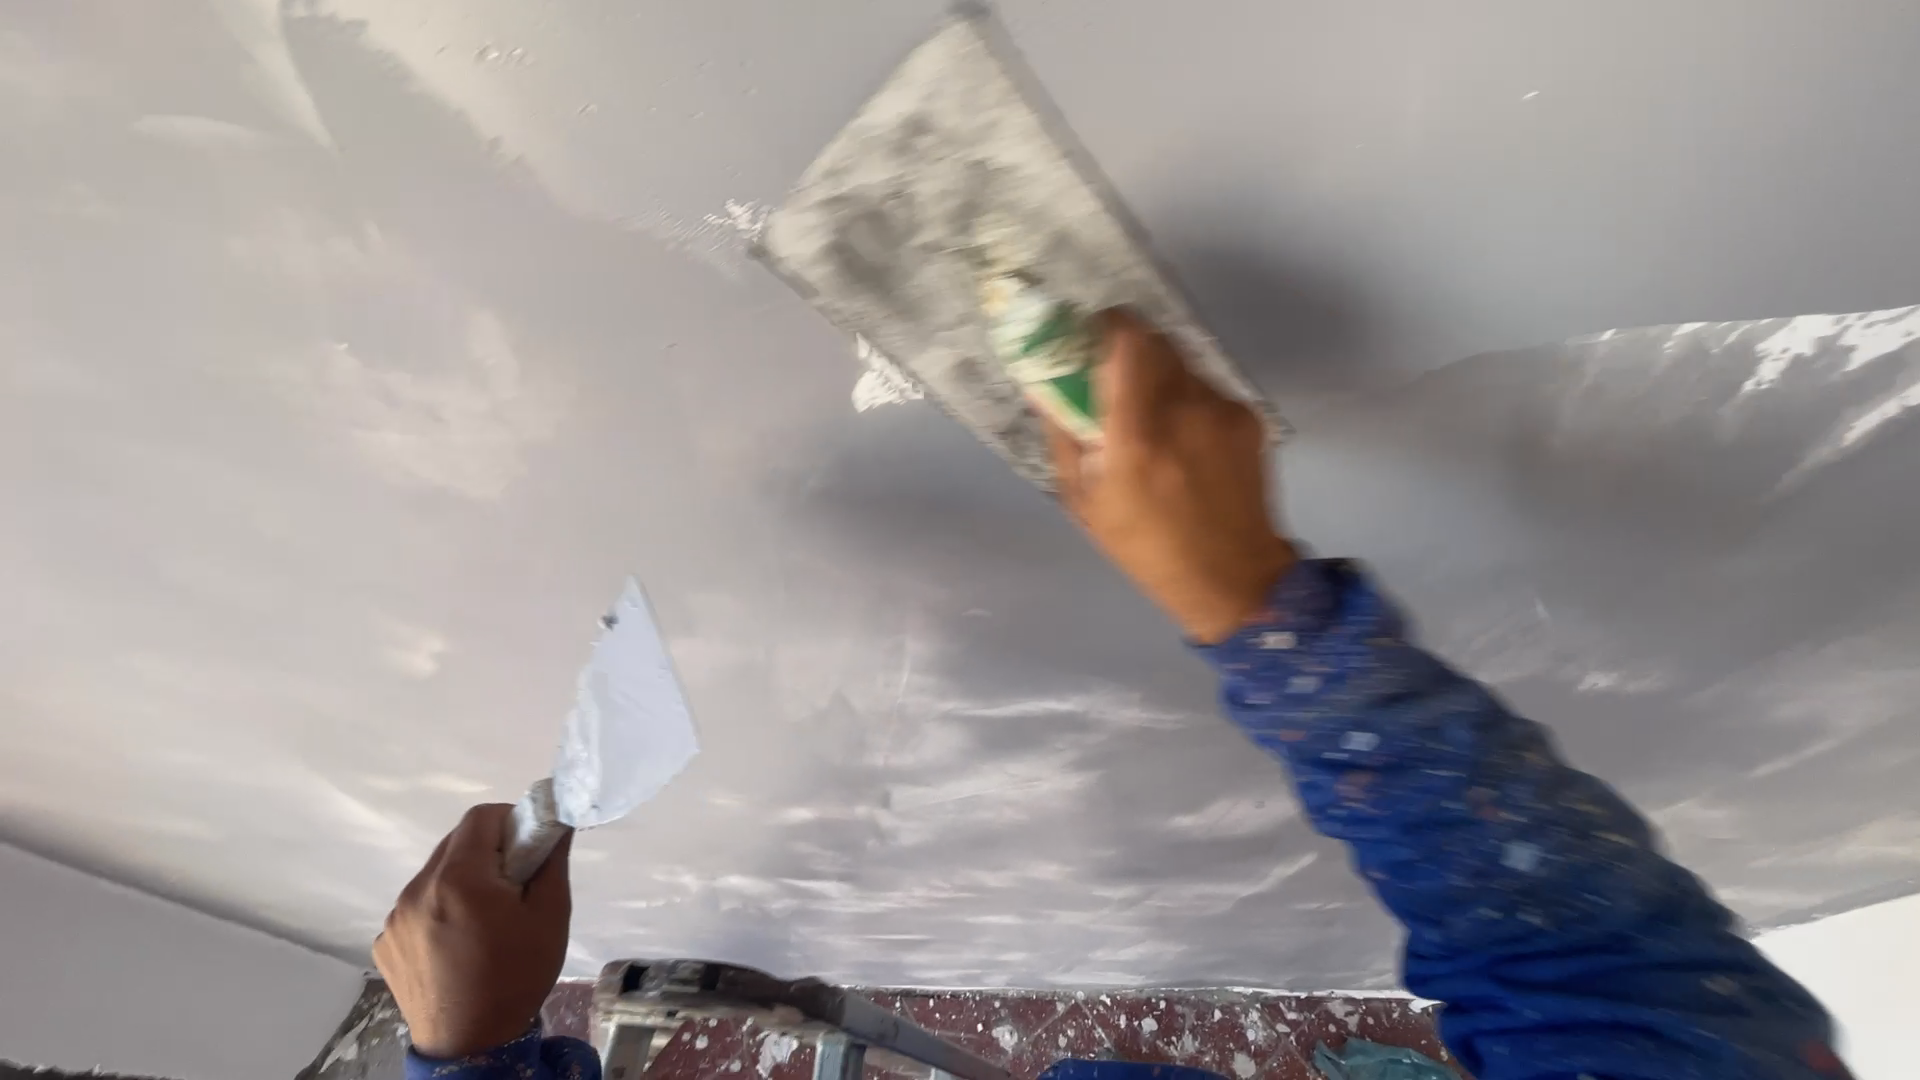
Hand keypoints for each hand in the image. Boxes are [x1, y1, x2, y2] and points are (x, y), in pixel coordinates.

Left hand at [373, 803, 572, 1059]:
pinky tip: (461, 938)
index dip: (510, 820)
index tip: (529, 847)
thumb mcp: (551, 911)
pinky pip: (419, 903)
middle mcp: (417, 891)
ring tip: (488, 916)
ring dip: (465, 877)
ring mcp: (395, 919)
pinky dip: (443, 905)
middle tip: (515, 881)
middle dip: (490, 848)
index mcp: (459, 879)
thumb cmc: (518, 973)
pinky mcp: (385, 943)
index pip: (481, 817)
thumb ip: (551, 858)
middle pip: (456, 842)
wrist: (470, 1046)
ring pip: (437, 872)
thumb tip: (556, 822)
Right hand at [1045, 308, 1296, 643]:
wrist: (1232, 577)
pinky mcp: (1248, 419)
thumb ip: (1064, 438)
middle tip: (1113, 374)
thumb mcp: (1084, 503)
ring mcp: (1222, 412)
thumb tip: (1045, 389)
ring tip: (1151, 417)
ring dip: (1158, 375)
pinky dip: (1187, 400)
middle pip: (1154, 340)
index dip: (1105, 326)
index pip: (1125, 342)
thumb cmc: (1145, 548)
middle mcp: (1183, 411)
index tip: (1090, 335)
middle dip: (1128, 347)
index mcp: (1135, 436)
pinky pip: (1207, 388)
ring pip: (1182, 363)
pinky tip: (1185, 440)